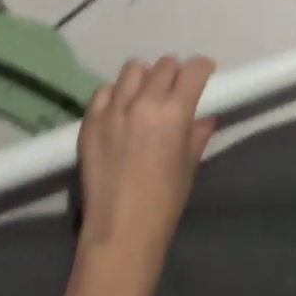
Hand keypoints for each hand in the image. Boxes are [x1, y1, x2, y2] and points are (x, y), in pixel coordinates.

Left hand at [78, 56, 217, 253]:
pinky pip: (104, 90)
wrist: (121, 230)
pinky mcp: (90, 120)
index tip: (204, 73)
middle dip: (175, 73)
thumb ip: (197, 133)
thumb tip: (205, 117)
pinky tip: (119, 111)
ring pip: (133, 69)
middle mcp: (144, 102)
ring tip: (144, 96)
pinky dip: (115, 95)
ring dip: (144, 78)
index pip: (193, 70)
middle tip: (175, 90)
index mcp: (174, 112)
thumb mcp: (189, 165)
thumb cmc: (164, 202)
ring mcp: (113, 109)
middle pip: (164, 65)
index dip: (202, 68)